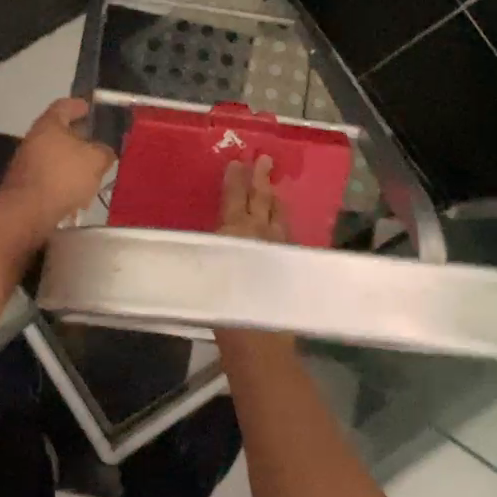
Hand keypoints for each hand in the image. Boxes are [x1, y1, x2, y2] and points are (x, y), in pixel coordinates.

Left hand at [0, 98, 115, 237]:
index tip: (90, 108)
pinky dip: (64, 179)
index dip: (79, 105)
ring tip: (91, 170)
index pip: (64, 105)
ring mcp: (26, 162)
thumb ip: (104, 151)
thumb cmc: (63, 176)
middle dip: (78, 136)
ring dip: (72, 161)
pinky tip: (78, 192)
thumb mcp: (95, 160)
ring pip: (55, 155)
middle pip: (58, 131)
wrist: (27, 212)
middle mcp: (34, 139)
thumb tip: (104, 151)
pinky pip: (50, 175)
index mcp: (49, 124)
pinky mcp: (26, 184)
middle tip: (97, 141)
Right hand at [216, 157, 297, 356]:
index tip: (238, 162)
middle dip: (262, 178)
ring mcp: (280, 245)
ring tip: (274, 188)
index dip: (235, 178)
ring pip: (279, 214)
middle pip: (261, 199)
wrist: (257, 336)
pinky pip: (288, 233)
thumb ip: (207, 252)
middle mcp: (259, 231)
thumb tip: (208, 241)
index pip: (234, 196)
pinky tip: (283, 224)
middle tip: (265, 159)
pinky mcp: (293, 262)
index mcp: (233, 228)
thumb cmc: (220, 304)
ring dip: (275, 199)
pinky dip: (284, 223)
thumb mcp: (204, 271)